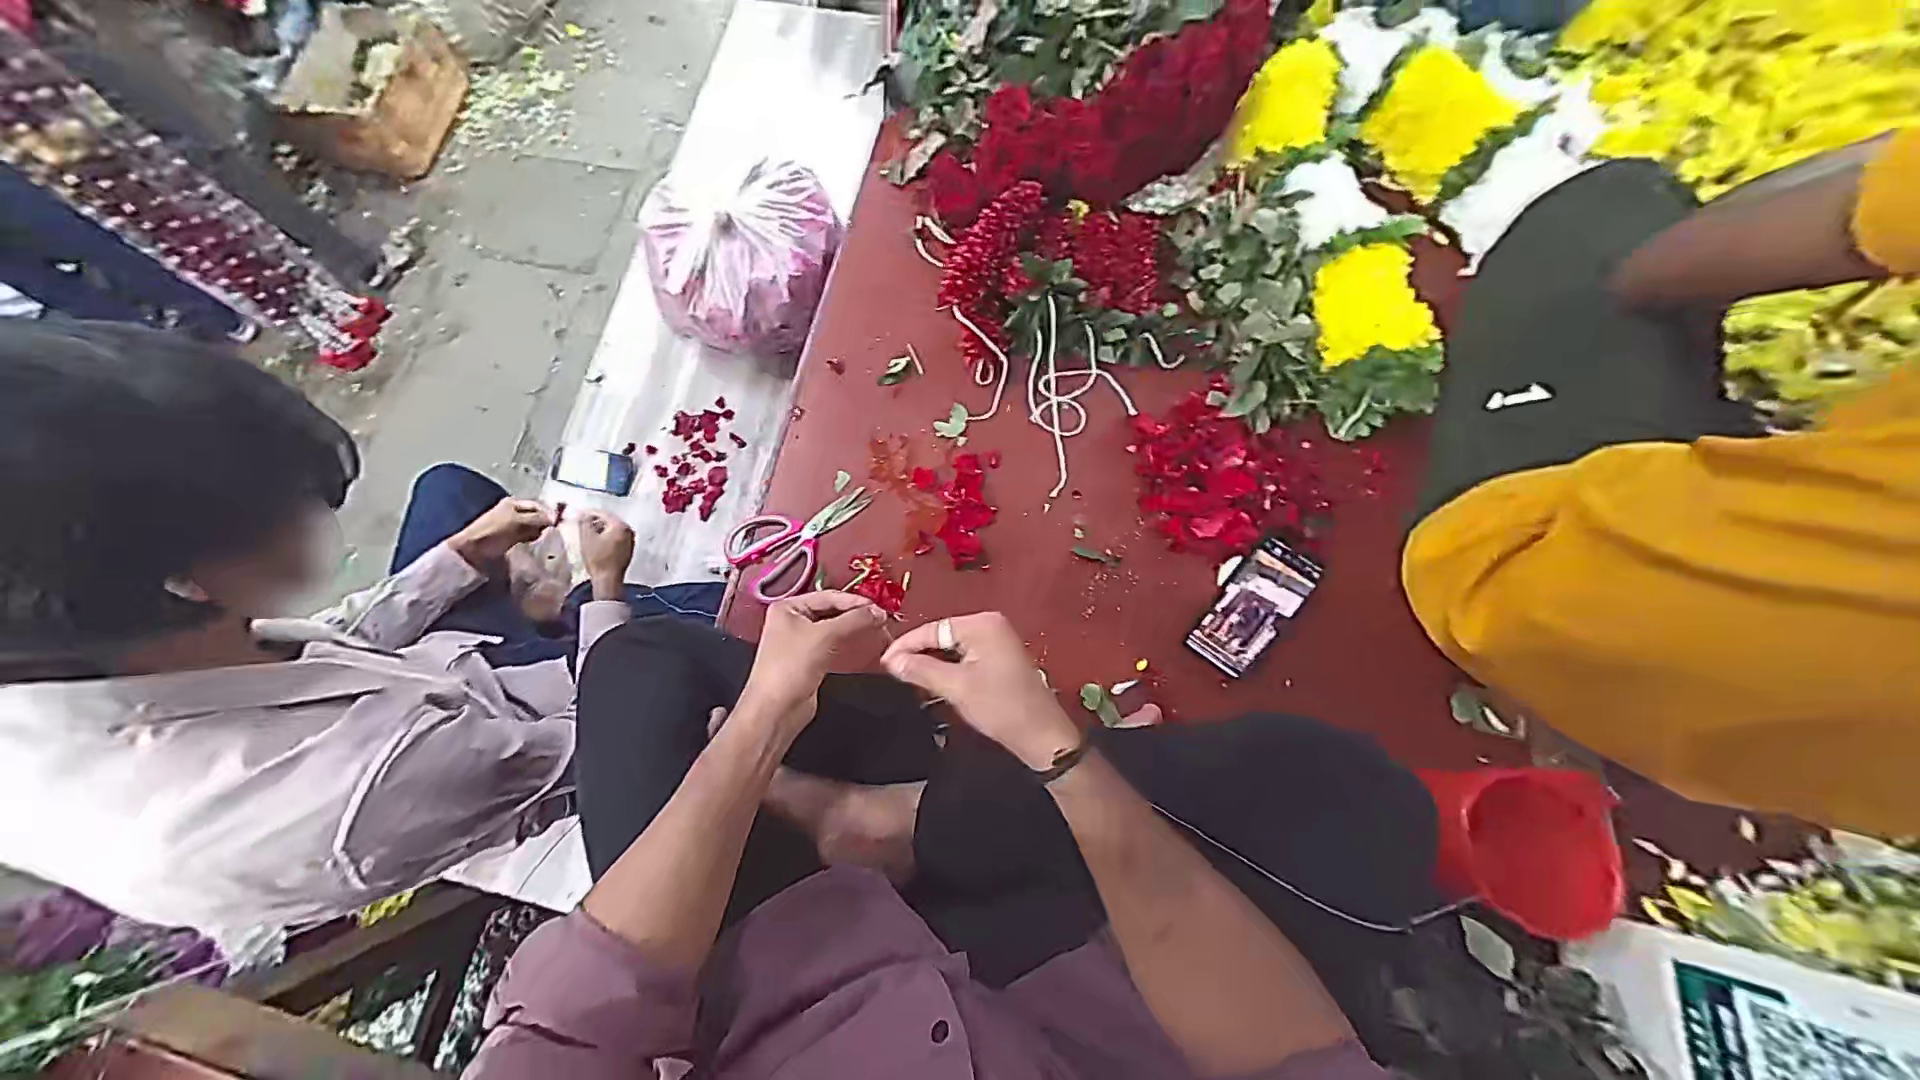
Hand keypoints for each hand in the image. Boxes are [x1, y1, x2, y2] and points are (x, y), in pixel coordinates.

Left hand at [448, 498, 555, 569]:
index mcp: (513, 503)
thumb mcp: (518, 521)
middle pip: (537, 517)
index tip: (558, 525)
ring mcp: (511, 525)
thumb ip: (539, 518)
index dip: (549, 514)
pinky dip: (531, 540)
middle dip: (544, 525)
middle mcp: (513, 512)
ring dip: (538, 534)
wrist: (472, 551)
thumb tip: (556, 519)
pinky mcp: (510, 538)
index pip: (539, 506)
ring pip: (533, 528)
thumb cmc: (494, 531)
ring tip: (540, 541)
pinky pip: (527, 537)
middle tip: (548, 534)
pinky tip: (533, 545)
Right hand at [576, 509, 635, 598]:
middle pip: (610, 520)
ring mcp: (631, 540)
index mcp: (620, 526)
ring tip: (589, 533)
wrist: (608, 578)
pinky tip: (598, 542)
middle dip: (596, 521)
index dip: (589, 513)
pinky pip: (617, 537)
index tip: (579, 514)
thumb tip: (583, 513)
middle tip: (582, 523)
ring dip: (601, 529)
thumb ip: (584, 522)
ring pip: (613, 529)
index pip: (603, 514)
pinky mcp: (628, 549)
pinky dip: (607, 536)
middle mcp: (629, 531)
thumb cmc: (597, 557)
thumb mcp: (586, 537)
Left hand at [739, 592, 888, 734]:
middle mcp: (793, 622)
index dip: (855, 602)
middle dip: (857, 616)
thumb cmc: (789, 669)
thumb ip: (854, 620)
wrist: (776, 711)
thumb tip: (877, 612)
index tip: (878, 608)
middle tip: (881, 620)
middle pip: (833, 613)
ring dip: (856, 631)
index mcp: (788, 608)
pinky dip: (850, 646)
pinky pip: (835, 647)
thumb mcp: (824, 637)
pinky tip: (866, 647)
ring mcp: (801, 642)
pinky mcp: (810, 661)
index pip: (828, 597)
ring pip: (835, 630)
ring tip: (878, 631)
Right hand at [882, 612, 1082, 769]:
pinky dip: (949, 667)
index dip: (906, 645)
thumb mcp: (956, 687)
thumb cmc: (1000, 707)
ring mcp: (997, 639)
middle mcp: (990, 624)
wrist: (1042, 734)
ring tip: (907, 677)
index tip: (883, 662)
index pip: (933, 628)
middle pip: (942, 635)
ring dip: (932, 662)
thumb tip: (891, 661)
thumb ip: (921, 670)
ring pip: (952, 646)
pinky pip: (966, 655)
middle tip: (892, 672)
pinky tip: (933, 680)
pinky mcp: (1000, 656)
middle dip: (918, 653)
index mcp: (982, 624)